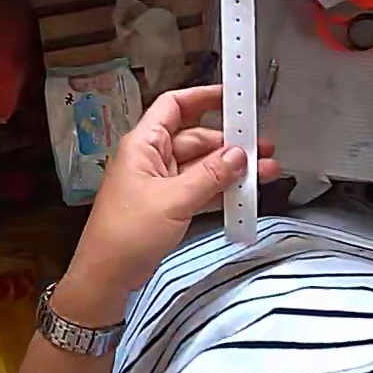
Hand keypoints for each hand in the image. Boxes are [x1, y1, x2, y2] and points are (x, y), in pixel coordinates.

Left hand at [54, 85, 280, 326]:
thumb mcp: (173, 200)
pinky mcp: (168, 204)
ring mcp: (161, 182)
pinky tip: (244, 193)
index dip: (203, 97)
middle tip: (261, 148)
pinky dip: (220, 190)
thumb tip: (238, 156)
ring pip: (201, 165)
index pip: (174, 106)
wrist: (108, 276)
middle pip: (196, 138)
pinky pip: (200, 188)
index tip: (232, 97)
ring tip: (265, 171)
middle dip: (229, 143)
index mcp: (144, 144)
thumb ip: (209, 176)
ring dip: (230, 169)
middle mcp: (153, 158)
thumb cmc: (126, 233)